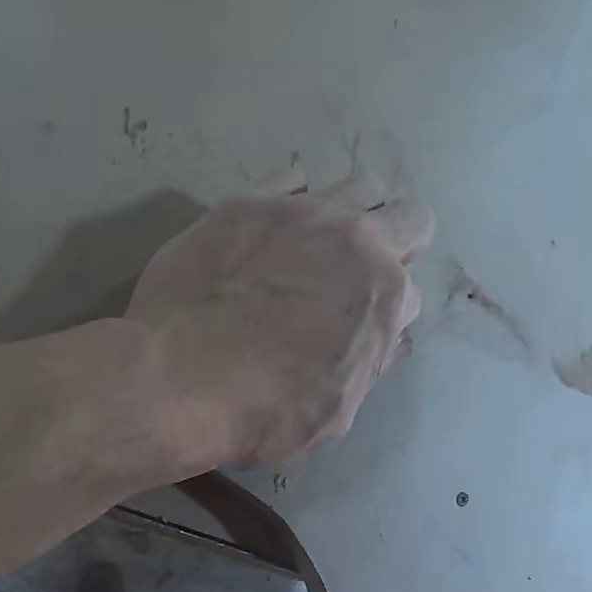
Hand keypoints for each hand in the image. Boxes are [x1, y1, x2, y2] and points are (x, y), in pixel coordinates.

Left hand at [126, 174, 433, 467]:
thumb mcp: (336, 413)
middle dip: (395, 246)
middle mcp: (357, 240)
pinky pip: (290, 177)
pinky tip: (268, 233)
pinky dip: (292, 201)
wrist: (182, 380)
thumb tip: (390, 339)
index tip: (361, 329)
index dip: (386, 314)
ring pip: (358, 185)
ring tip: (316, 248)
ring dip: (351, 214)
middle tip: (354, 278)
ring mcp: (302, 212)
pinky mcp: (249, 201)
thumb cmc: (266, 413)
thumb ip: (369, 365)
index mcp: (385, 297)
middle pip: (408, 218)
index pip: (409, 293)